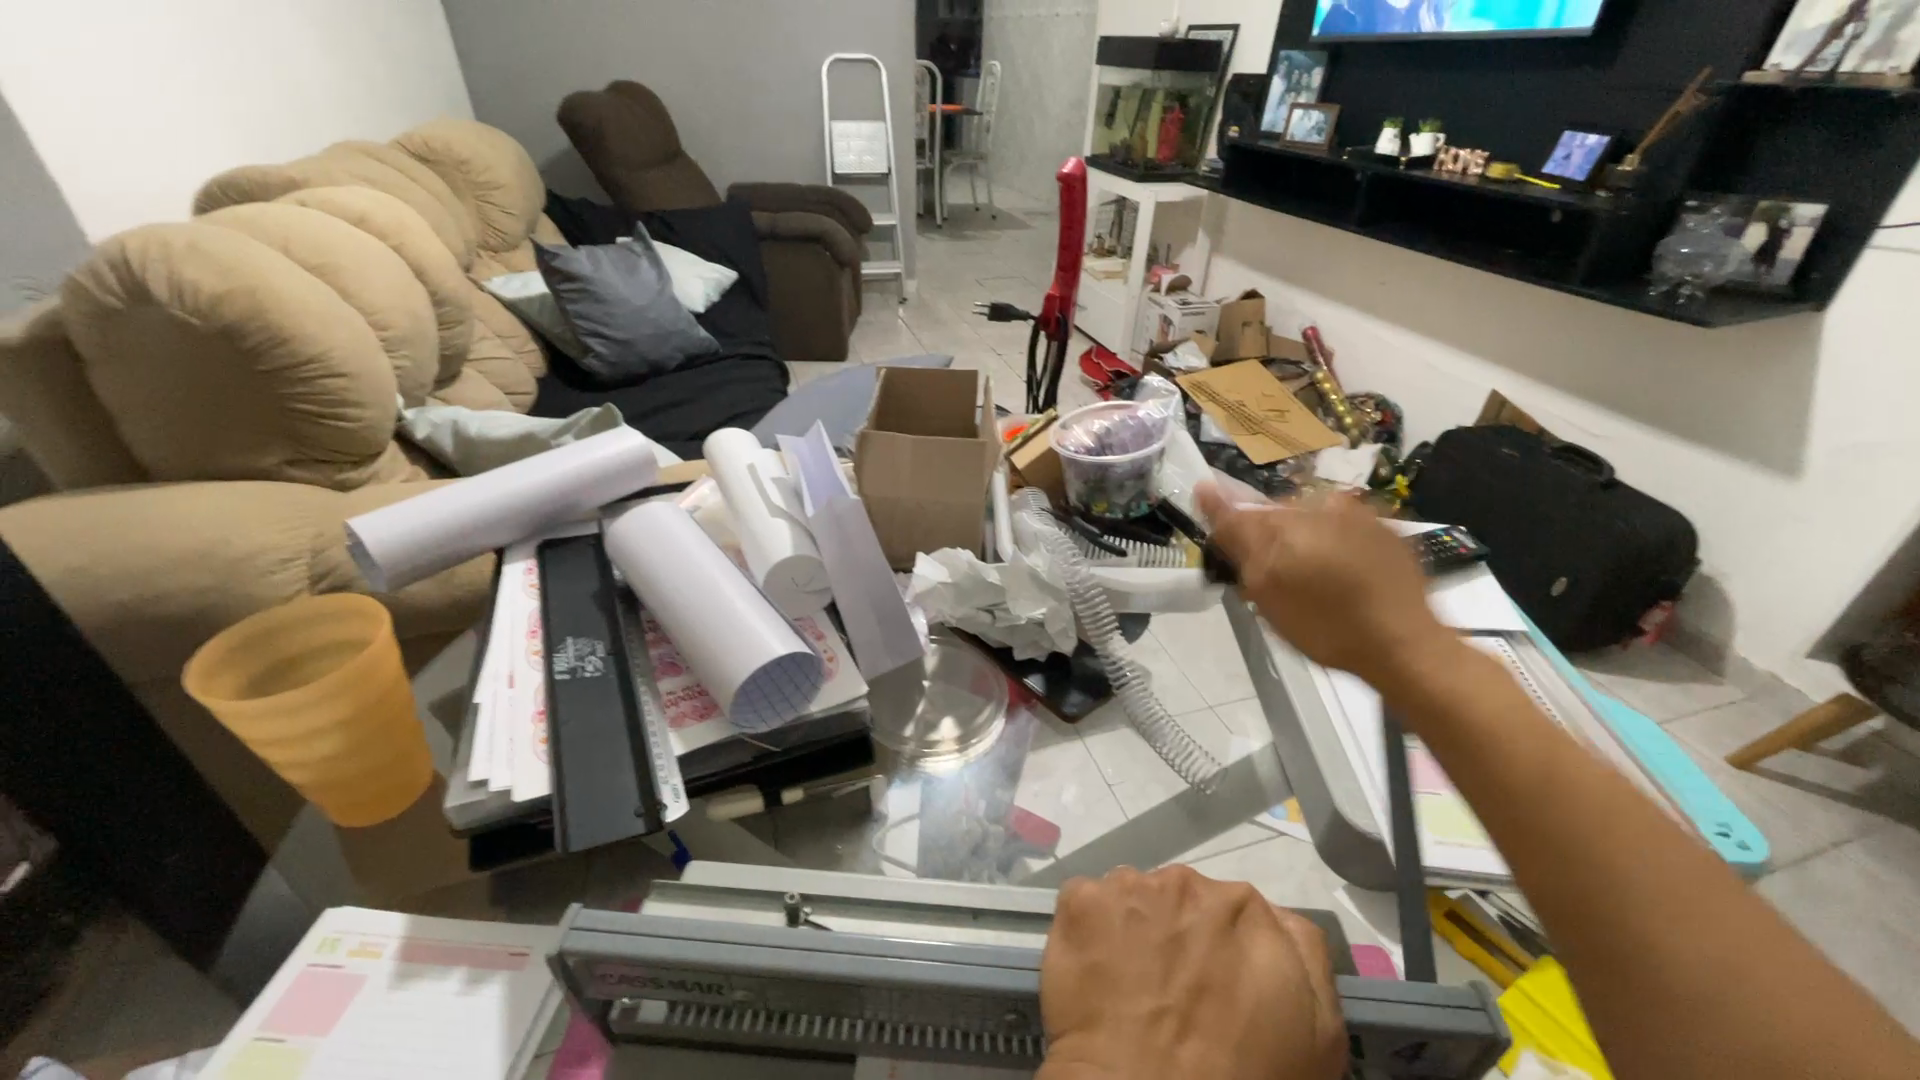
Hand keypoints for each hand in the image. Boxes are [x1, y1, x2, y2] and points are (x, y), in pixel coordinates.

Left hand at [1038, 865, 1346, 1079]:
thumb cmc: (1241, 1077)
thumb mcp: (1318, 1032)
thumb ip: (1302, 955)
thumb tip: (1276, 918)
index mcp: (1247, 906)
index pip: (1237, 912)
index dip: (1225, 951)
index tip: (1216, 986)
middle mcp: (1188, 882)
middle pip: (1183, 900)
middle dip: (1178, 934)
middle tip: (1172, 990)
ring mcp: (1129, 888)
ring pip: (1134, 898)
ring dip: (1133, 927)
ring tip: (1130, 983)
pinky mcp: (1081, 902)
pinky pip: (1086, 903)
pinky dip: (1089, 930)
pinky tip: (1095, 972)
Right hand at [1194, 485, 1453, 690]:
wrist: (1403, 644)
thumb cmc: (1325, 627)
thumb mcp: (1268, 595)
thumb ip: (1238, 544)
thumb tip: (1207, 493)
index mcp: (1285, 524)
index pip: (1239, 510)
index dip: (1218, 508)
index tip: (1203, 497)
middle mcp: (1319, 507)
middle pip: (1275, 514)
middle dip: (1265, 534)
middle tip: (1267, 570)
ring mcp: (1357, 514)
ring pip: (1309, 517)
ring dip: (1300, 535)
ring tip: (1307, 572)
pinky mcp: (1384, 528)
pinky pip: (1343, 524)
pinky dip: (1332, 540)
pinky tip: (1339, 570)